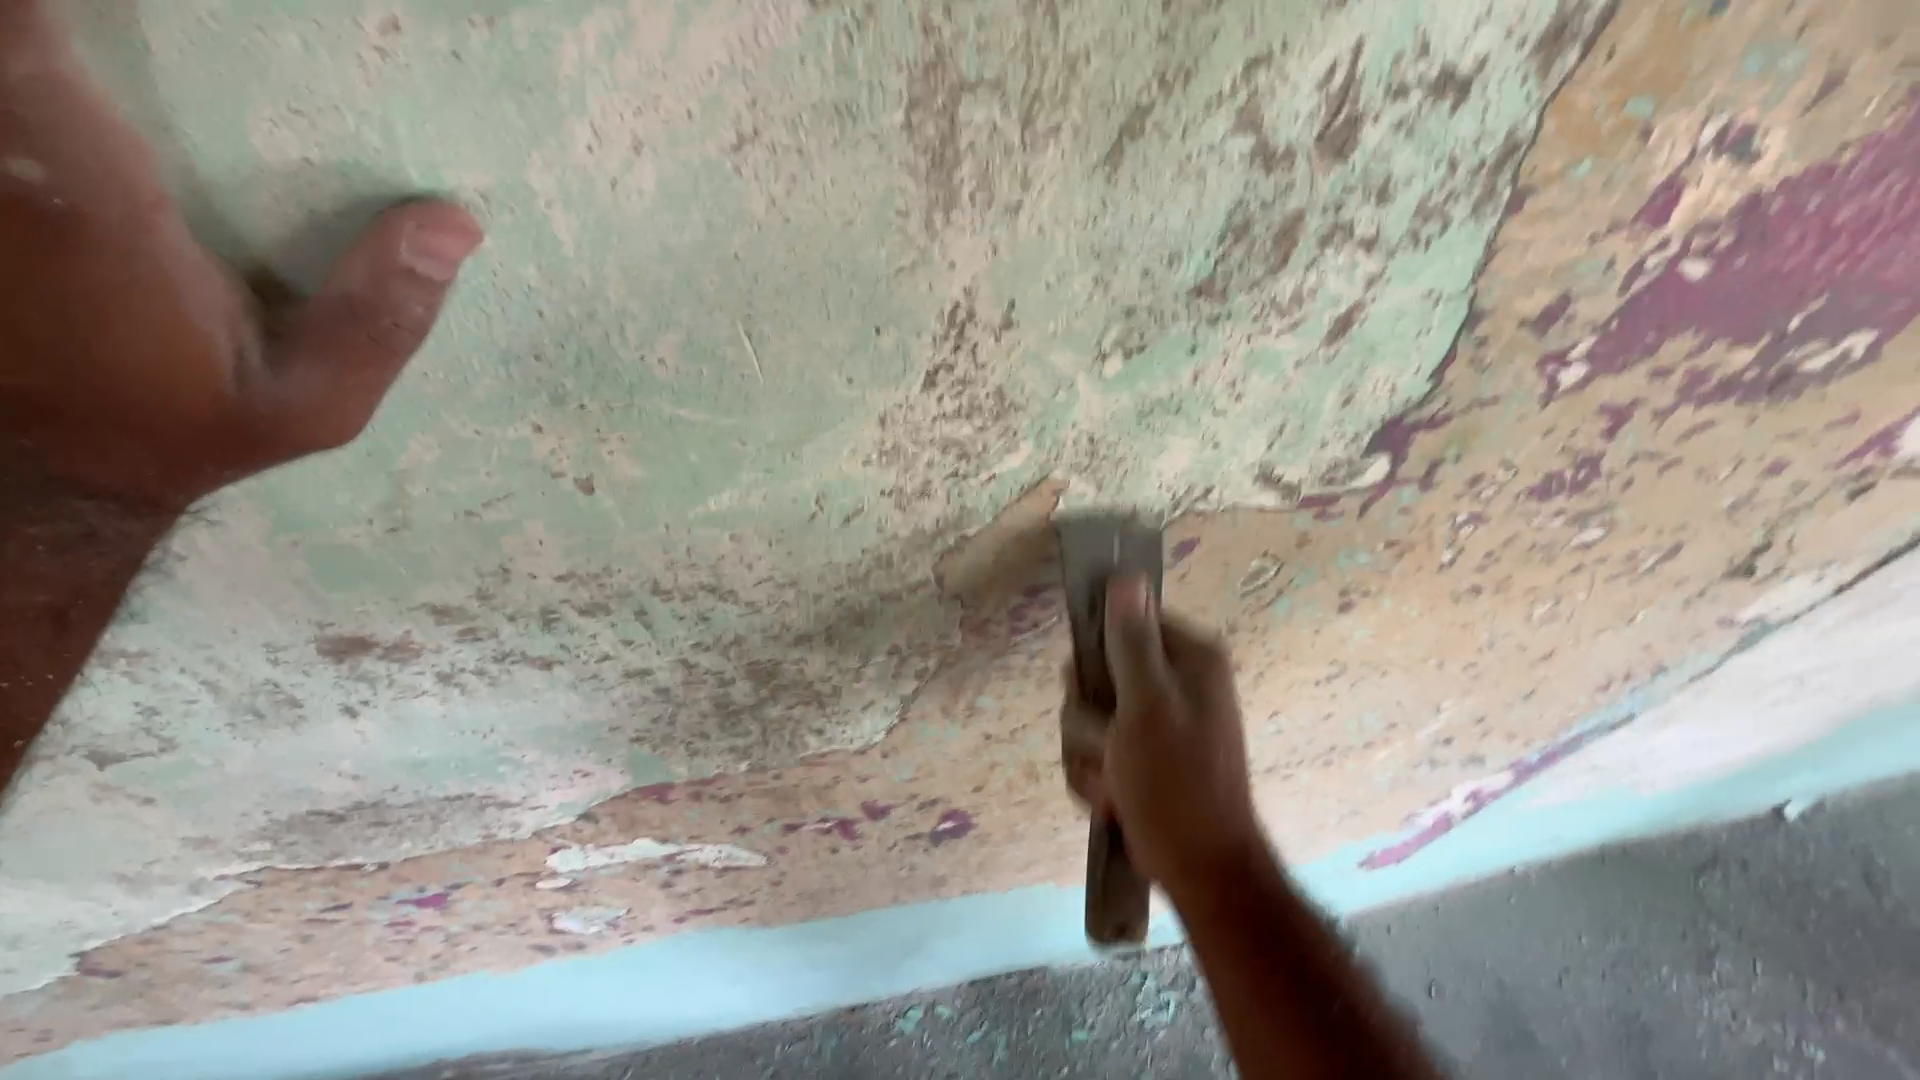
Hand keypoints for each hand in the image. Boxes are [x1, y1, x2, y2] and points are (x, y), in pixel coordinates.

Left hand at [0, 1, 481, 510]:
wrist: (72, 463)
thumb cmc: (202, 427)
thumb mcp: (320, 405)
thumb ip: (380, 320)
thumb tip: (456, 222)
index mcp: (98, 218)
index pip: (33, 54)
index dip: (64, 14)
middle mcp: (14, 179)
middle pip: (21, 44)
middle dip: (88, 26)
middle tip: (184, 26)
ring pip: (15, 73)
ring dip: (64, 50)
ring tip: (150, 47)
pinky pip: (17, 96)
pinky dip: (50, 76)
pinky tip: (109, 82)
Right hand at [1060, 575, 1264, 897]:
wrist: (1200, 868)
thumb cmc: (1176, 783)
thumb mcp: (1147, 706)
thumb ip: (1130, 641)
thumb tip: (1124, 576)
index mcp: (1188, 658)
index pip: (1124, 622)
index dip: (1099, 653)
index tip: (1089, 684)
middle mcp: (1172, 683)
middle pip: (1094, 674)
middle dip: (1089, 720)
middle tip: (1109, 745)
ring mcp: (1153, 724)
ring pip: (1085, 721)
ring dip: (1090, 757)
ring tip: (1116, 784)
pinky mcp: (1136, 759)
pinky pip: (1091, 754)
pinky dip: (1096, 779)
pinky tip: (1114, 799)